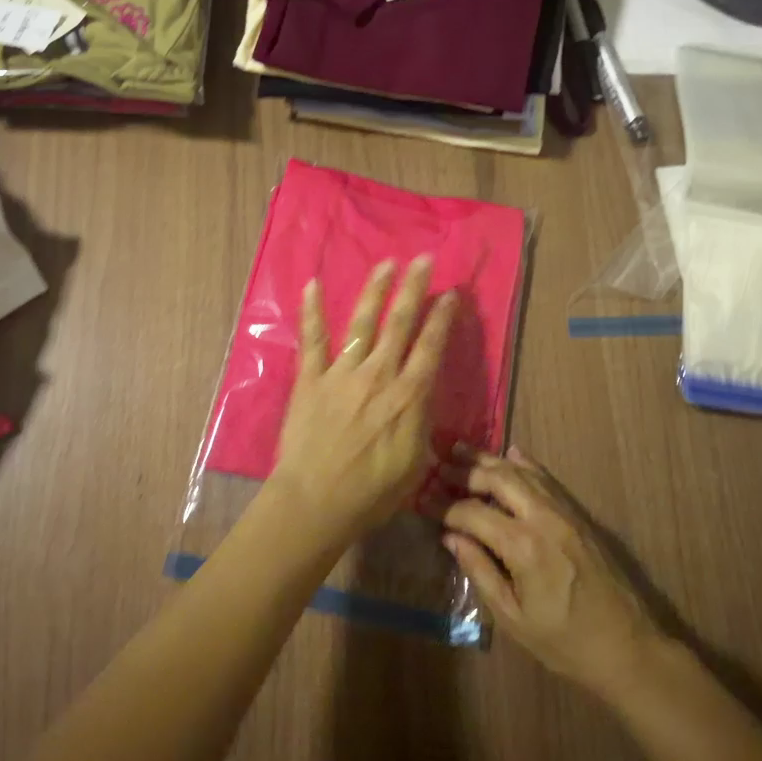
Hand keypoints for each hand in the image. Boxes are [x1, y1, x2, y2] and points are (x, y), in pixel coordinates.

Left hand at [267, 256, 456, 548]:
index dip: (443, 317)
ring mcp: (342, 373)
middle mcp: (379, 375)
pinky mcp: (310, 379)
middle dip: (414, 288)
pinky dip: (313, 311)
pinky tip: (313, 285)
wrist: (317, 501)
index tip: (451, 293)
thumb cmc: (372, 494)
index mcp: (409, 397)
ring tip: (386, 263)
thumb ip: (420, 427)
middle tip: (423, 259)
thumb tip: (423, 405)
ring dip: (375, 291)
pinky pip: (313, 340)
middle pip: (400, 323)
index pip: (431, 346)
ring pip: (363, 323)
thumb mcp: (415, 465)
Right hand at [440, 447, 664, 698]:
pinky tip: (509, 454)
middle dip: (464, 471)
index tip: (420, 500)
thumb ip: (480, 571)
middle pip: (496, 479)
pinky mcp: (578, 514)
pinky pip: (547, 478)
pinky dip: (525, 463)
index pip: (472, 513)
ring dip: (489, 460)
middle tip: (437, 466)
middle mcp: (543, 517)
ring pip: (522, 472)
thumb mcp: (513, 618)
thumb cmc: (565, 642)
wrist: (628, 647)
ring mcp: (564, 511)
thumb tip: (450, 537)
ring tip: (461, 451)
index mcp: (523, 546)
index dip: (443, 506)